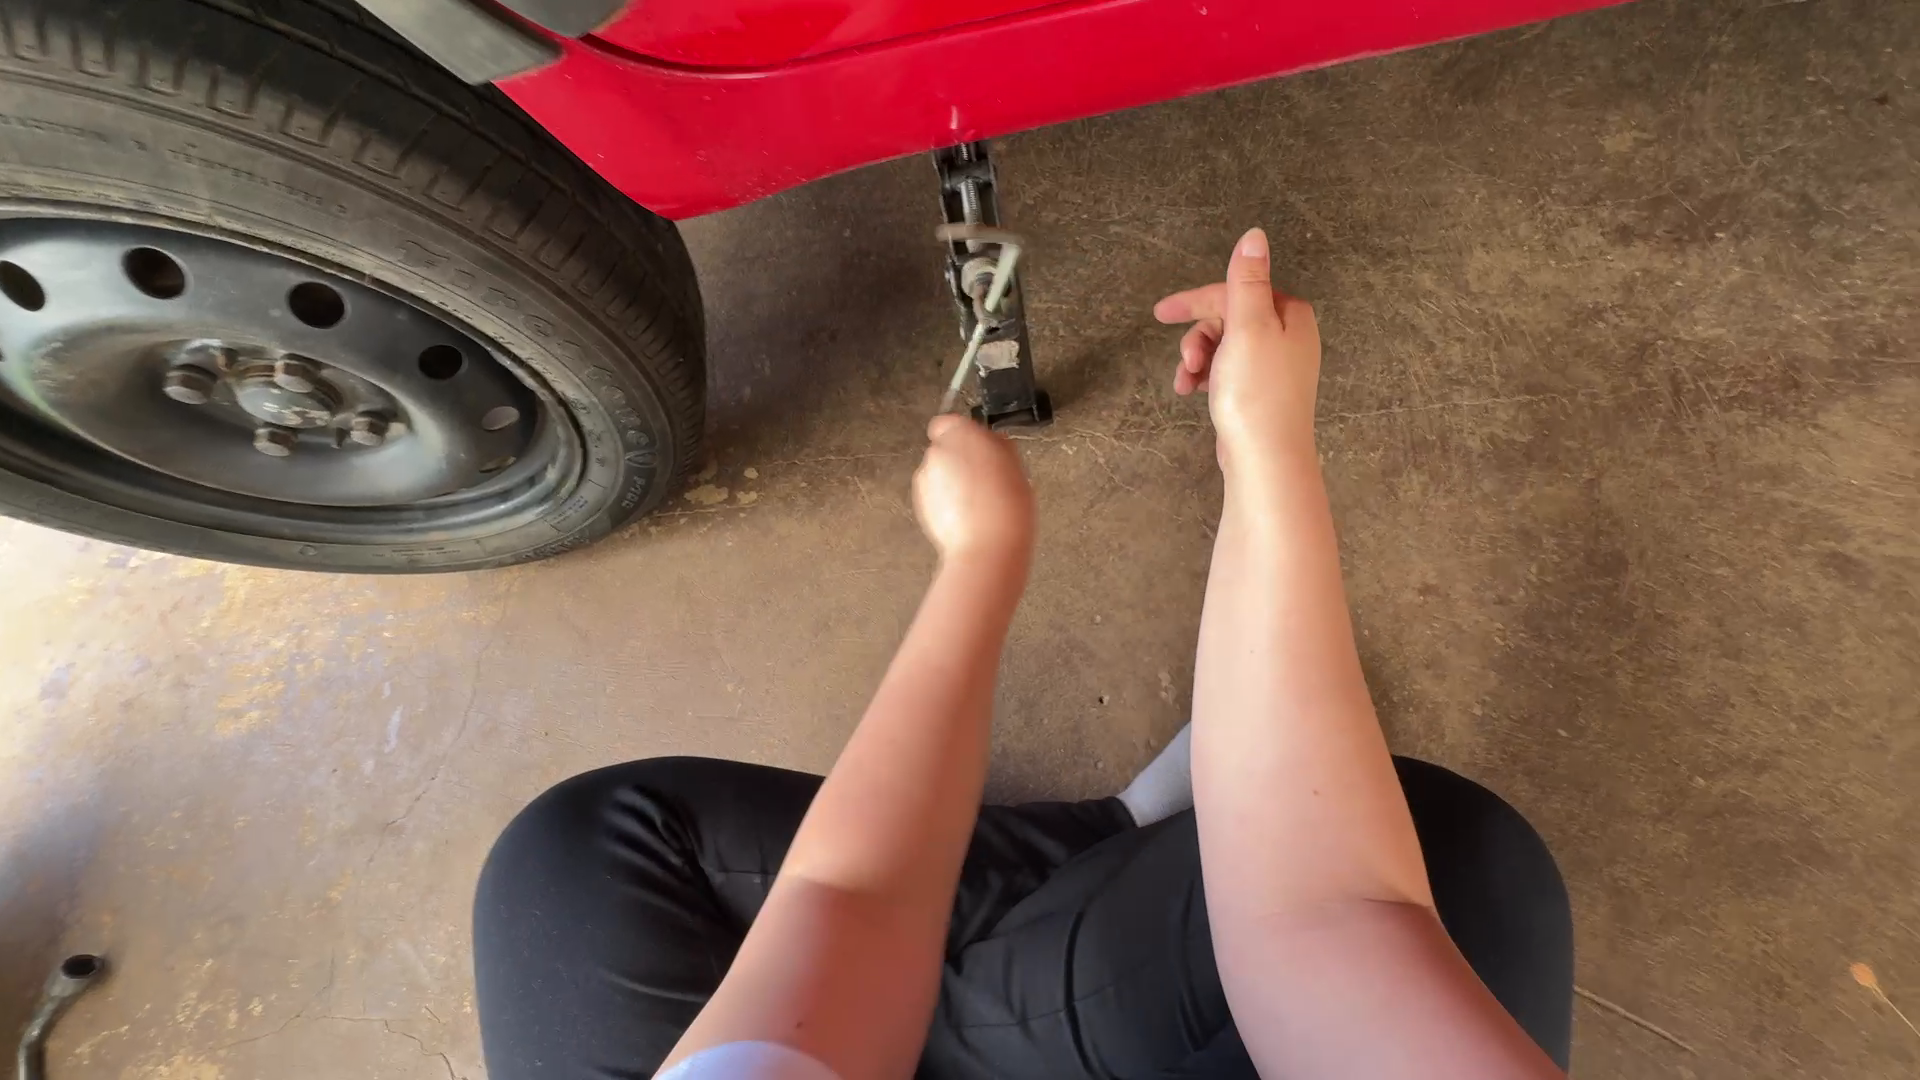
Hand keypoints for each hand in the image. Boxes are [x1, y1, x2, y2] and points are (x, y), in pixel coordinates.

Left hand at [913, 415, 1035, 565]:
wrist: (987, 546)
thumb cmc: (1007, 507)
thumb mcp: (1015, 467)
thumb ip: (997, 448)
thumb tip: (993, 444)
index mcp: (962, 434)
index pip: (949, 422)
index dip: (963, 435)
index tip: (978, 448)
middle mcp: (937, 452)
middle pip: (944, 448)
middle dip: (959, 459)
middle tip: (984, 477)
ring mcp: (925, 478)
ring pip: (938, 472)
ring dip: (951, 481)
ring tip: (977, 501)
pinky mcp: (920, 503)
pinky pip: (934, 494)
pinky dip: (945, 500)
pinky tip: (966, 515)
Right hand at [1154, 228, 1320, 473]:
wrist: (1264, 456)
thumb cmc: (1255, 392)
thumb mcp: (1249, 327)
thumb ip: (1247, 281)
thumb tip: (1253, 236)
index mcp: (1289, 315)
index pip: (1236, 292)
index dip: (1197, 302)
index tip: (1160, 314)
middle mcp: (1287, 337)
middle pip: (1228, 319)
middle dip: (1198, 336)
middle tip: (1186, 359)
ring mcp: (1273, 368)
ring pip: (1223, 347)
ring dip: (1197, 358)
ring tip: (1185, 381)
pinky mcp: (1259, 393)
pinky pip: (1225, 372)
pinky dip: (1204, 377)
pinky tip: (1191, 392)